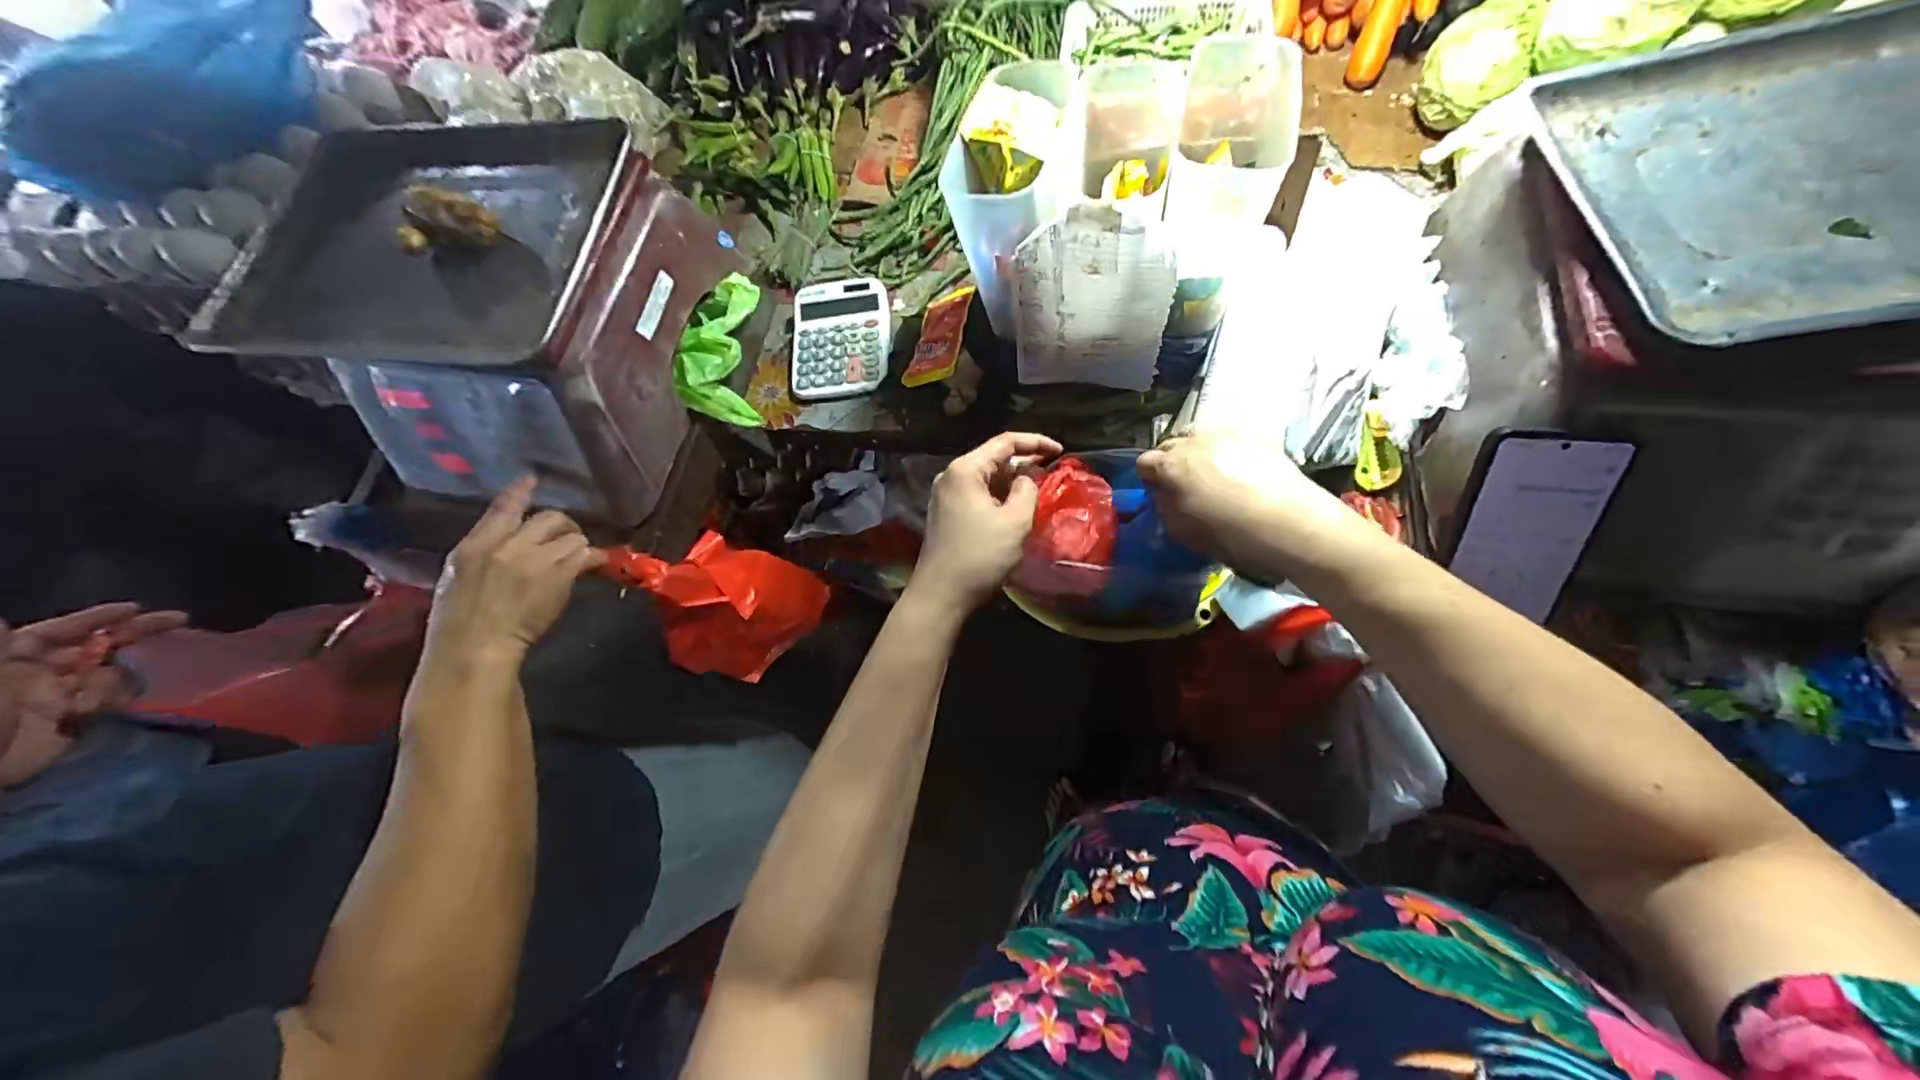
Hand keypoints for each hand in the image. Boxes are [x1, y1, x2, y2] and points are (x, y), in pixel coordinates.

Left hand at [0, 603, 187, 786]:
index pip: (60, 630)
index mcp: (14, 657)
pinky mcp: (76, 719)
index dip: (96, 618)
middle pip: (96, 645)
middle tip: (178, 620)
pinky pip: (109, 701)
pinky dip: (108, 702)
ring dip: (112, 680)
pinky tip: (91, 712)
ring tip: (93, 697)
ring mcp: (62, 696)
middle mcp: (43, 672)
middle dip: (134, 632)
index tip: (136, 608)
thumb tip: (2, 619)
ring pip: (110, 673)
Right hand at [428, 476, 606, 656]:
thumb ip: (483, 552)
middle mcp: (509, 545)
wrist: (477, 644)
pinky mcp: (560, 574)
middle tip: (564, 537)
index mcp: (476, 544)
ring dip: (576, 544)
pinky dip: (593, 558)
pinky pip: (585, 555)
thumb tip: (503, 542)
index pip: (502, 508)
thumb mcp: (457, 575)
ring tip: (576, 557)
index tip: (531, 478)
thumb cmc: (458, 618)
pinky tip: (596, 563)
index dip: (519, 491)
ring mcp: (537, 558)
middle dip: (561, 525)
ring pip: (572, 535)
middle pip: (547, 518)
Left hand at [910, 432, 1063, 608]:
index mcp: (965, 470)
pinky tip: (1017, 503)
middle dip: (1025, 461)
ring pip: (986, 477)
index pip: (1005, 442)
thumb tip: (1026, 479)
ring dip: (1013, 479)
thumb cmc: (980, 556)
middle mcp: (951, 476)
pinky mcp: (947, 513)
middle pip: (993, 457)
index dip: (1036, 443)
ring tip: (1040, 485)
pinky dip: (1000, 494)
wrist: (941, 593)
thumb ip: (1027, 490)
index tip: (1060, 452)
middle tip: (1054, 468)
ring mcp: (946, 495)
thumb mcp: (1015, 521)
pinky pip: (978, 493)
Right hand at [1137, 429, 1371, 580]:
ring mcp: (1228, 435)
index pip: (1145, 462)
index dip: (1150, 479)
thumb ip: (1164, 506)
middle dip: (1174, 463)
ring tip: (1217, 480)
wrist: (1290, 524)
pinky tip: (1242, 476)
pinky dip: (1228, 455)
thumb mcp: (1182, 530)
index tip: (1161, 494)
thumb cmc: (1229, 534)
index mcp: (1171, 465)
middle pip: (1172, 446)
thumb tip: (1163, 494)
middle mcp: (1195, 441)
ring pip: (1202, 441)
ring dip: (1202, 457)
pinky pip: (1230, 443)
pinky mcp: (1257, 437)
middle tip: (1188, 487)